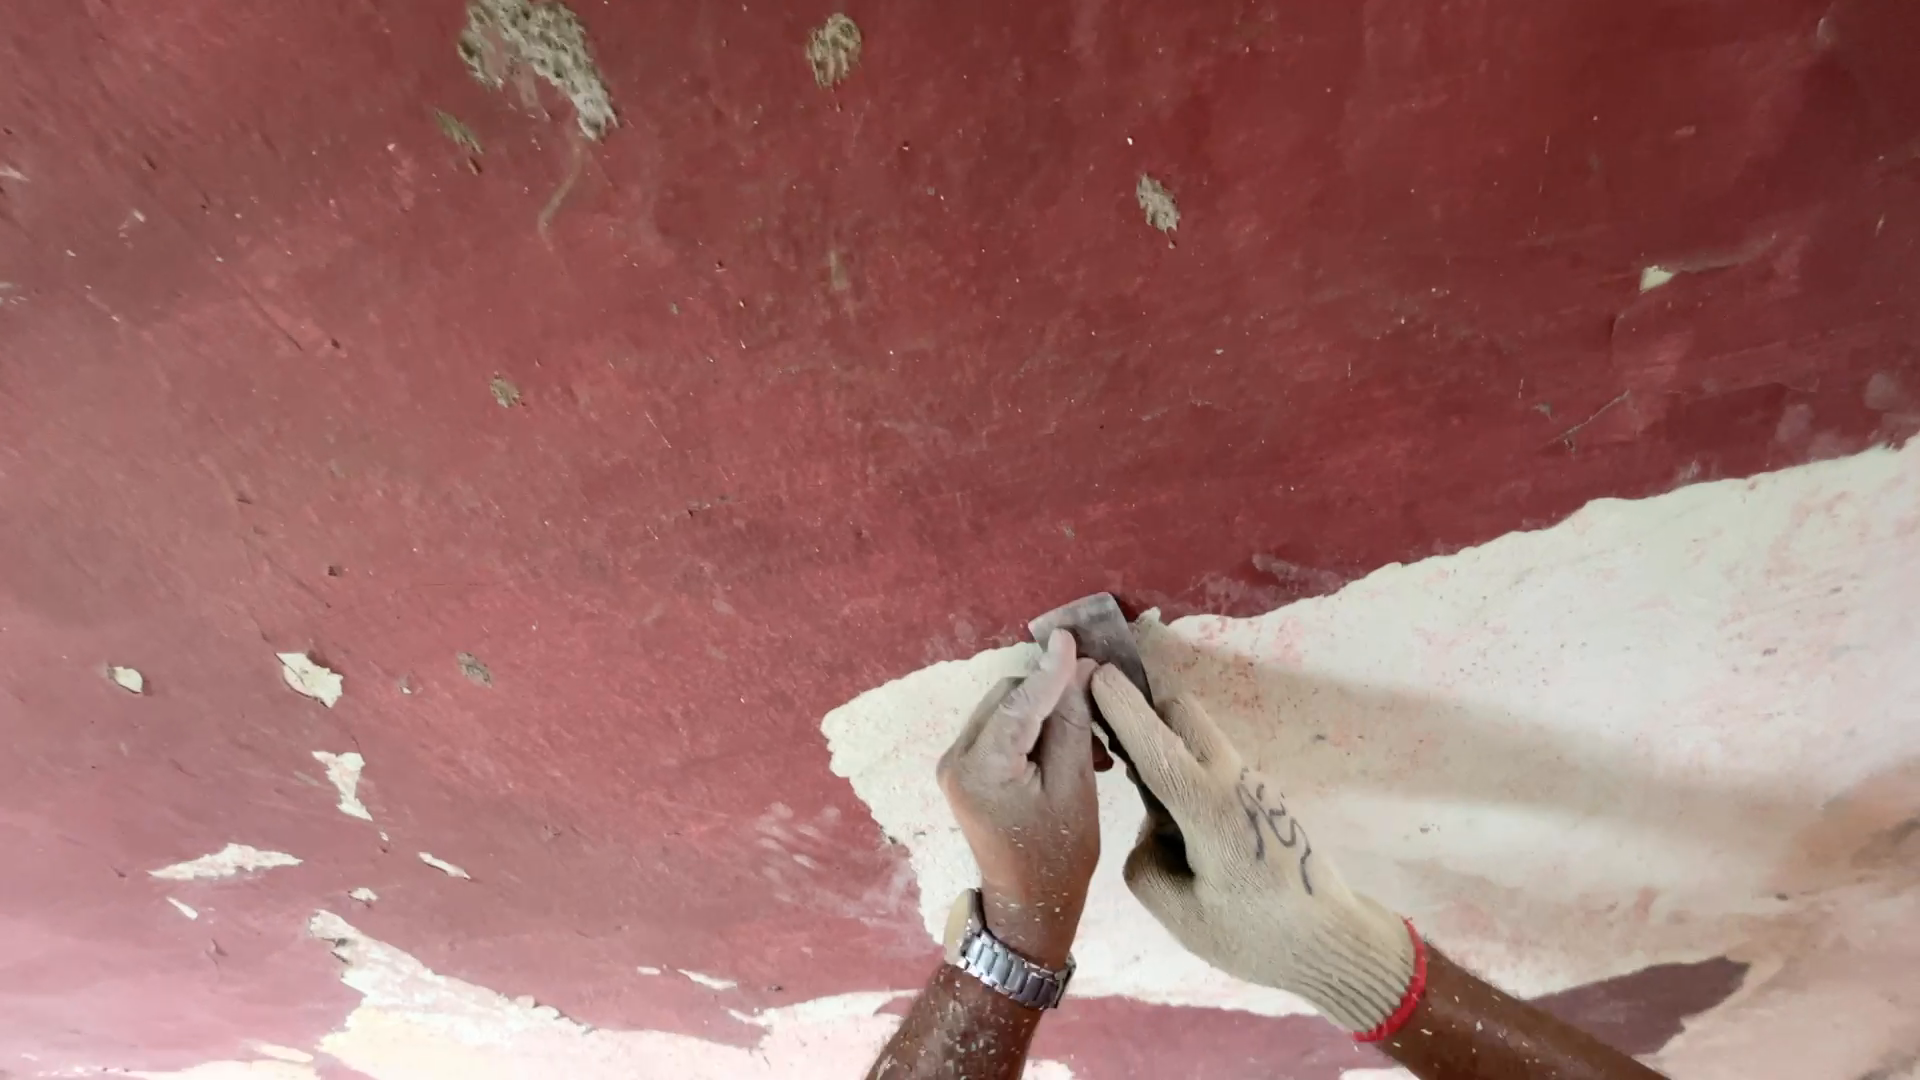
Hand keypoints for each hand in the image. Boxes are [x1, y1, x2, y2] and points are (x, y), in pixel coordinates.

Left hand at [936, 630, 1100, 967]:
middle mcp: (956, 758)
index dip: (1050, 670)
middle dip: (1052, 695)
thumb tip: (1078, 671)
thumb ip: (1071, 724)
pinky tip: (1066, 749)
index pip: (1020, 703)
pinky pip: (1001, 729)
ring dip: (1046, 713)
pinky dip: (1033, 729)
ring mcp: (955, 762)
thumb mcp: (1075, 788)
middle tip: (1096, 705)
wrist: (1027, 905)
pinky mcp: (964, 767)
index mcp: (981, 768)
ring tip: (1088, 741)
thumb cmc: (1058, 856)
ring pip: (1006, 710)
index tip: (1070, 638)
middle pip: (1009, 699)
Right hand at [1090, 666, 1418, 1033]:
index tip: (1096, 674)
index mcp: (1208, 809)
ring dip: (1164, 740)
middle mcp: (1230, 780)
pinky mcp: (1256, 791)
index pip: (1156, 746)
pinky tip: (1179, 818)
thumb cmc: (1256, 935)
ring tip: (1150, 798)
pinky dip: (1184, 764)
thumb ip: (1144, 862)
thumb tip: (1153, 829)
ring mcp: (1249, 781)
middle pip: (1181, 712)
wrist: (1334, 942)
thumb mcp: (1181, 916)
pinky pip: (1209, 758)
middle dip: (1143, 711)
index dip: (1123, 708)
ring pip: (1197, 732)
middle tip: (1114, 742)